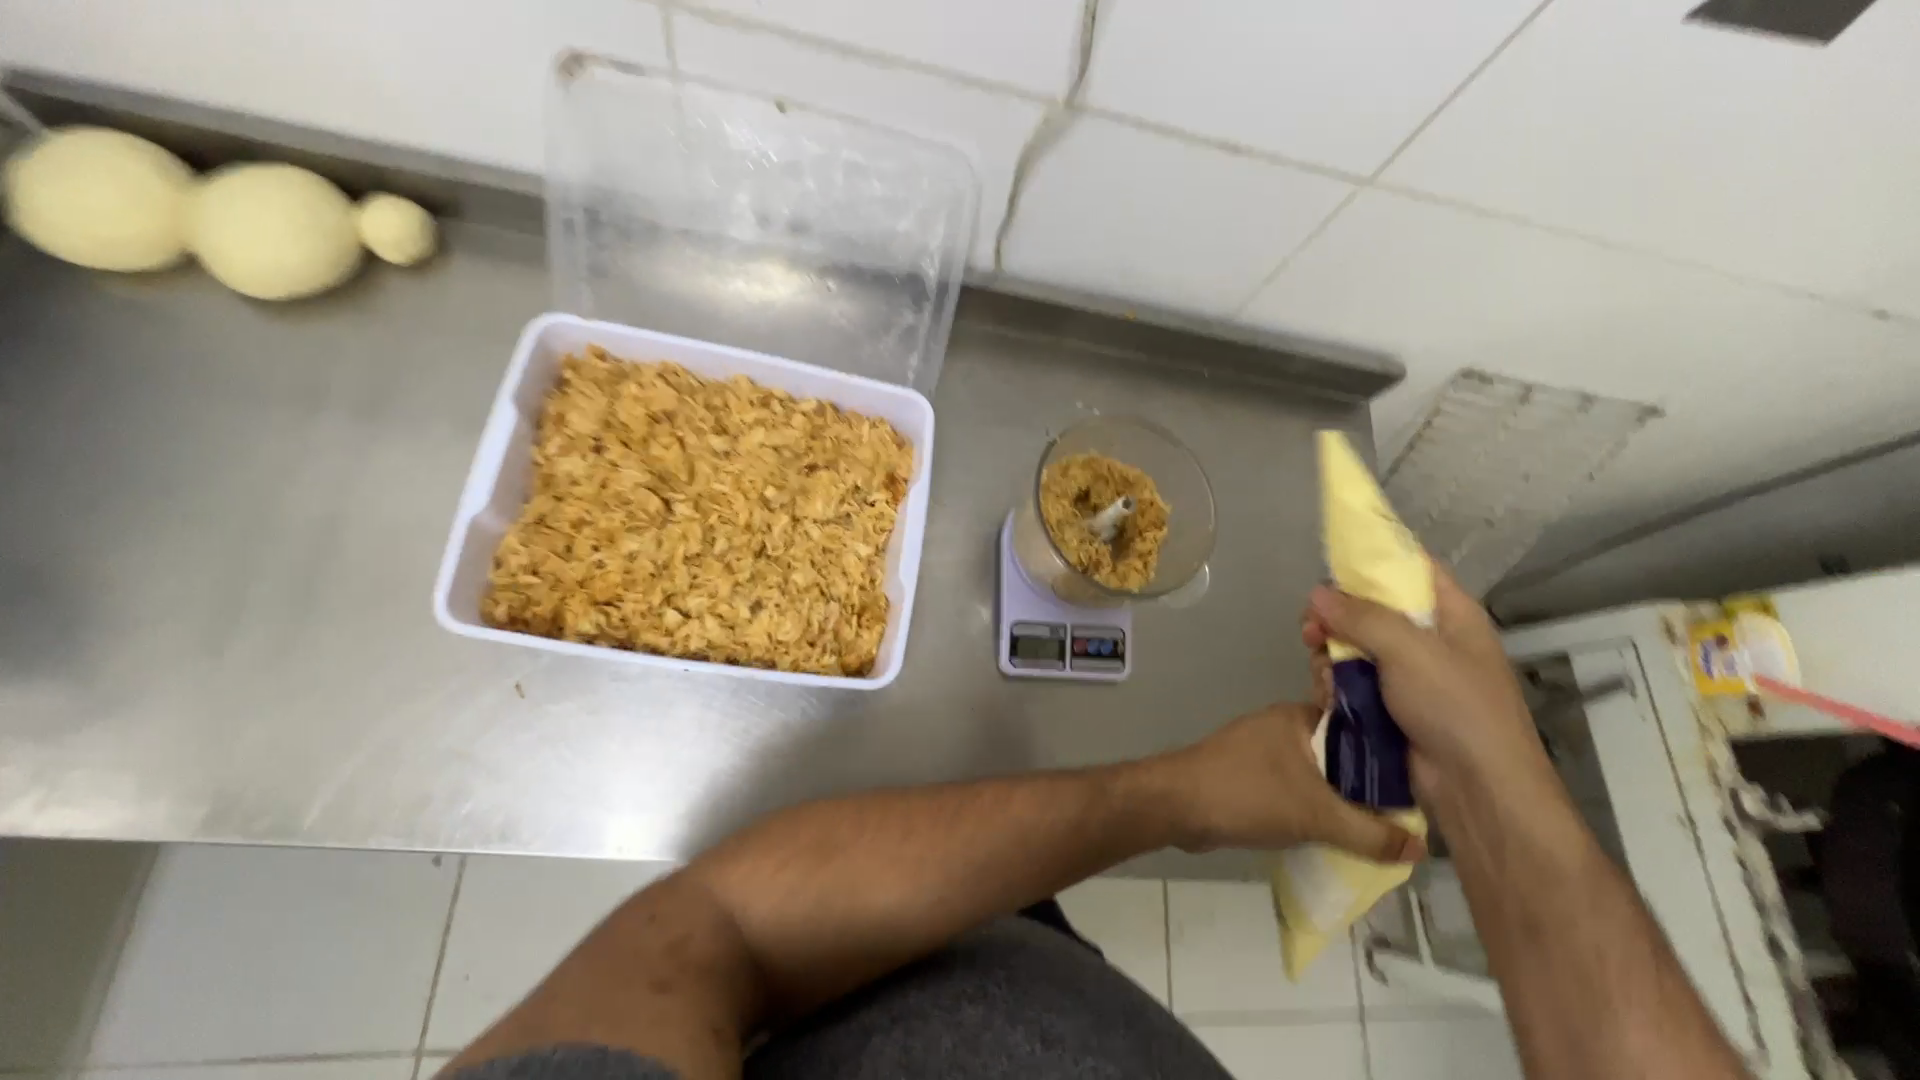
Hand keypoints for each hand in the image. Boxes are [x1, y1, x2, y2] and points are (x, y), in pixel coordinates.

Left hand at [1153, 702, 1425, 861]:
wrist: (1176, 806)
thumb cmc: (1247, 794)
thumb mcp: (1317, 815)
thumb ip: (1370, 833)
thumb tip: (1421, 846)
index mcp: (1299, 717)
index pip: (1359, 726)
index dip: (1391, 753)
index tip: (1423, 781)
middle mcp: (1282, 727)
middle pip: (1340, 753)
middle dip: (1368, 784)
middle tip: (1407, 815)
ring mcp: (1261, 751)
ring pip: (1316, 775)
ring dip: (1340, 800)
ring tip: (1379, 830)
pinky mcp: (1247, 776)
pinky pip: (1293, 790)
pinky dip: (1312, 808)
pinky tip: (1334, 833)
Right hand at [1301, 561, 1555, 804]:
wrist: (1475, 788)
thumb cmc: (1455, 707)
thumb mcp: (1410, 649)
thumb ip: (1361, 616)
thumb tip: (1317, 594)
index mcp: (1451, 616)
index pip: (1412, 570)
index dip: (1372, 564)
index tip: (1330, 572)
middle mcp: (1429, 642)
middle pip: (1369, 613)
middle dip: (1334, 621)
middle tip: (1310, 633)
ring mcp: (1408, 679)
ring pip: (1353, 651)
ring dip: (1329, 660)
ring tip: (1324, 679)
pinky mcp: (1388, 710)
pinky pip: (1351, 686)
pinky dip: (1334, 689)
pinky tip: (1327, 700)